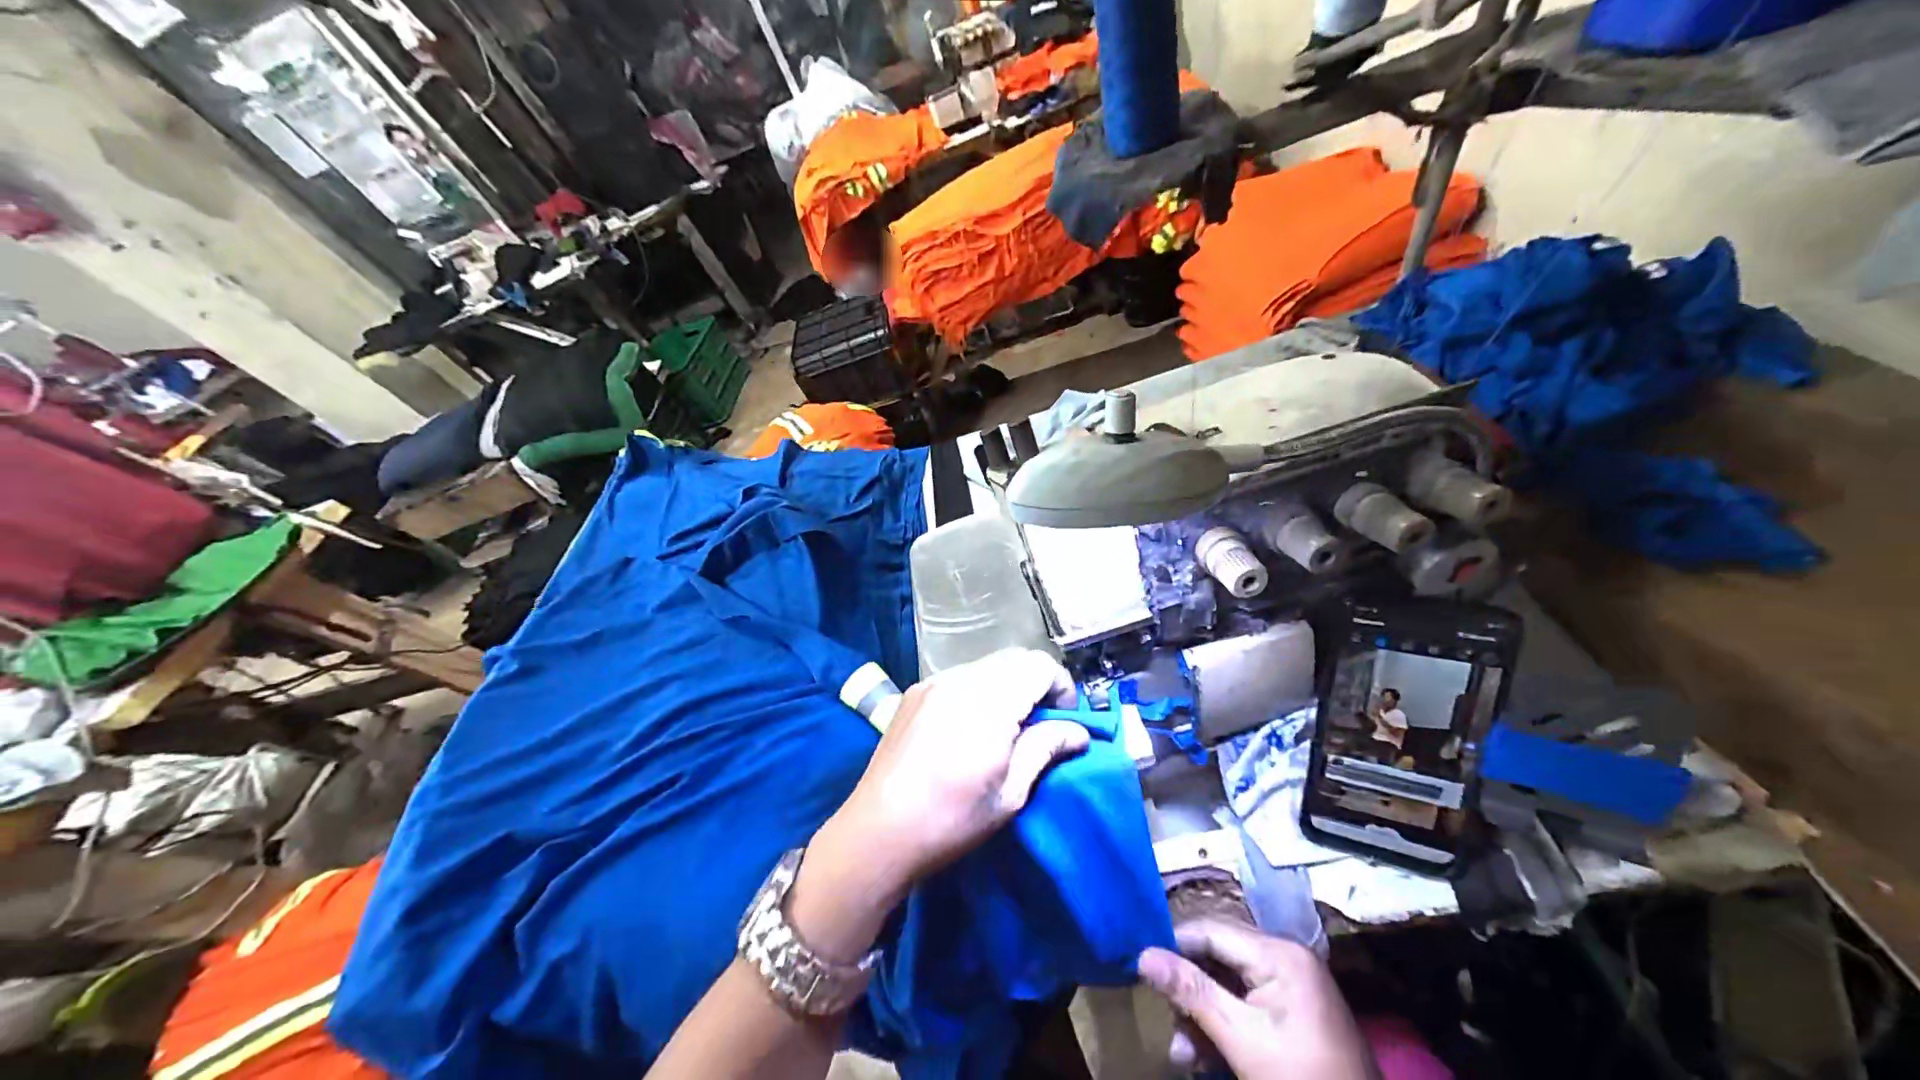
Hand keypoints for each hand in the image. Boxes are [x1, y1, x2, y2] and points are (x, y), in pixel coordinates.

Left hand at [817, 649, 1087, 893]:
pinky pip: (960, 677)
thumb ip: (1045, 749)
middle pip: (1014, 658)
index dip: (1061, 688)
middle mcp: (958, 680)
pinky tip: (973, 727)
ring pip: (986, 665)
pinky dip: (979, 690)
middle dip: (1036, 684)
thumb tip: (1077, 732)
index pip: (1038, 665)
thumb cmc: (950, 820)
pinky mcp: (914, 693)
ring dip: (1008, 685)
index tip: (1064, 723)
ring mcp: (932, 683)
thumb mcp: (1010, 793)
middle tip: (1041, 726)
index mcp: (988, 703)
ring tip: (1007, 729)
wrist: (877, 831)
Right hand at [1138, 920, 1376, 1079]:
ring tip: (1184, 1056)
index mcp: (1280, 953)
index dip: (1172, 946)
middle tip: (1168, 1027)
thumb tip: (1142, 955)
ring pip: (1228, 984)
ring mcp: (1294, 984)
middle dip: (1188, 992)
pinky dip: (1225, 1026)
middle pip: (1217, 958)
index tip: (1140, 969)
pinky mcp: (1296, 1010)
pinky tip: (1205, 1057)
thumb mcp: (1240, 1038)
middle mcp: (1286, 956)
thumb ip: (1191, 991)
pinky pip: (1247, 1003)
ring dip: (1202, 1016)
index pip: (1210, 931)